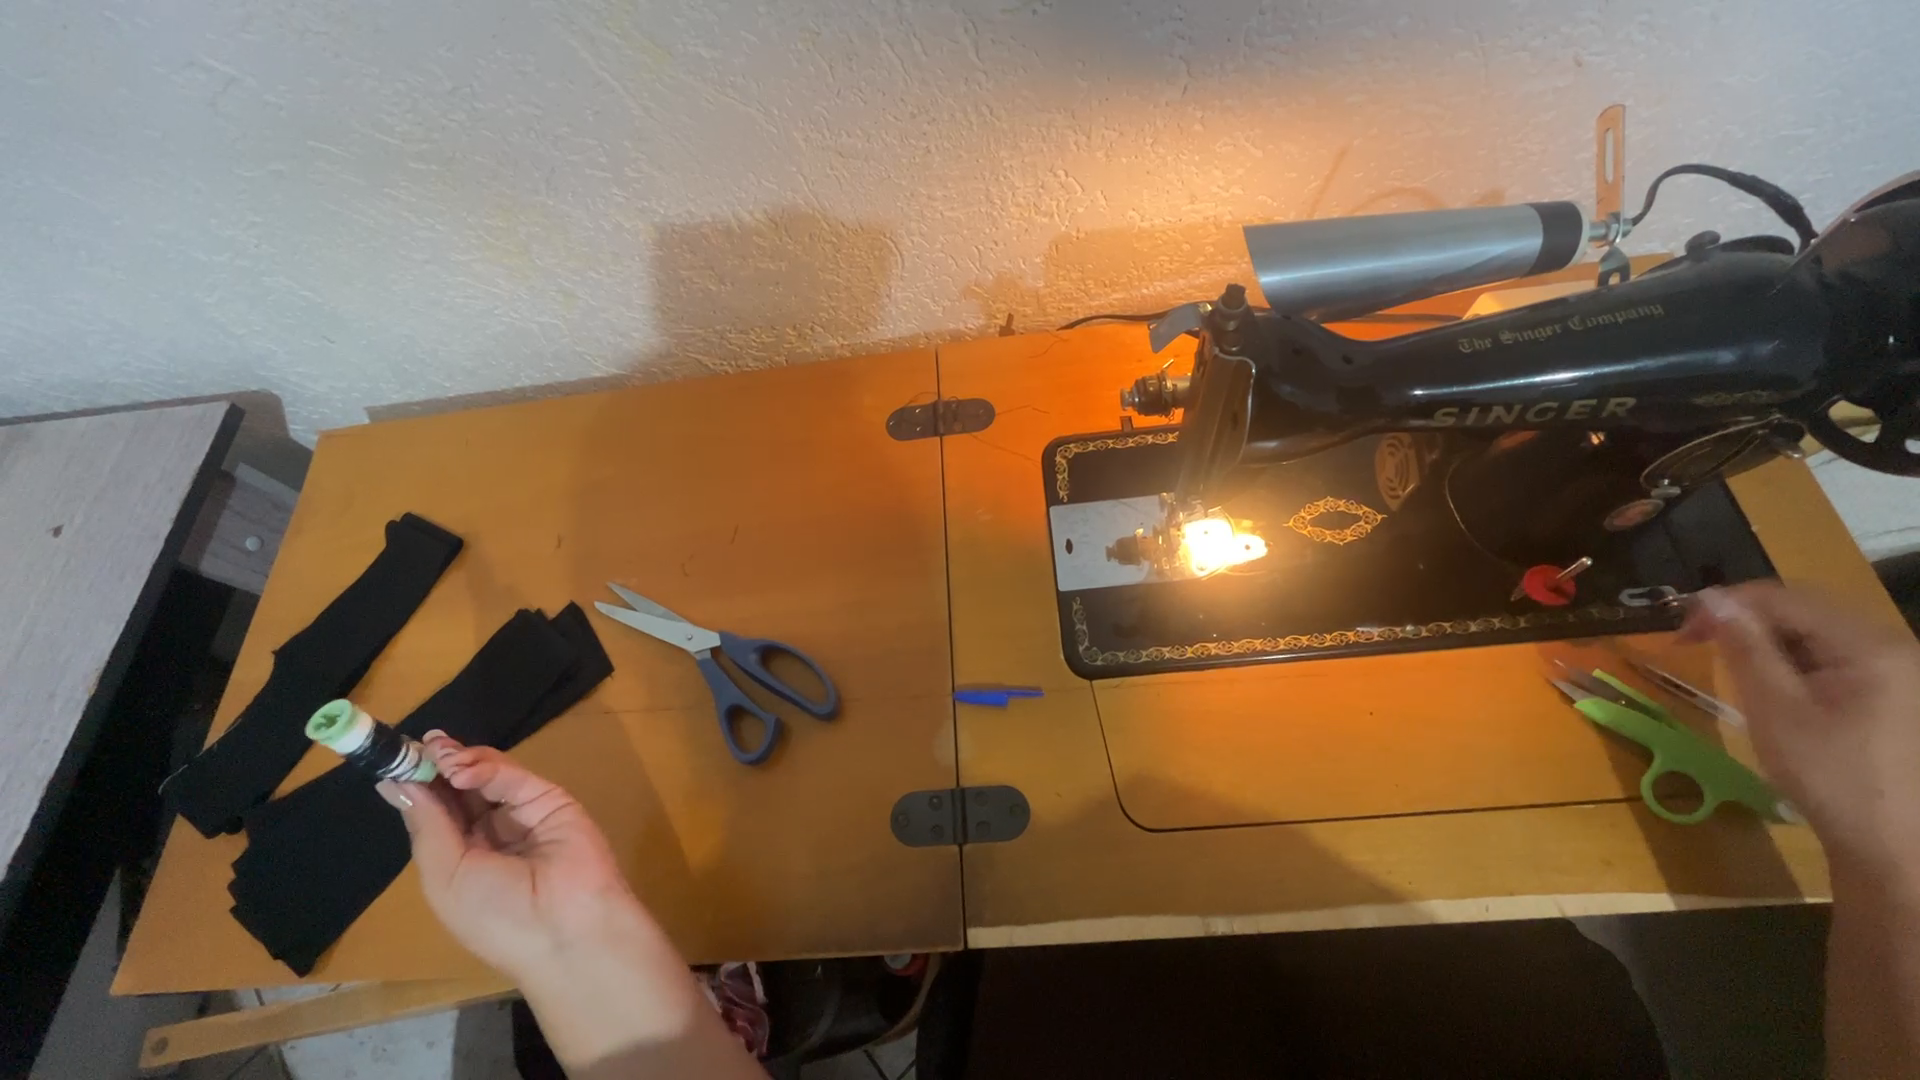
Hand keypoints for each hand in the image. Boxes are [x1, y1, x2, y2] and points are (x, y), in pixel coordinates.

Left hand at [376, 732, 651, 981]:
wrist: (566, 925)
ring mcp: (521, 813)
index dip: (418, 787)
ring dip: (459, 762)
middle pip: (460, 790)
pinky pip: (514, 778)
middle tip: (416, 744)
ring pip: (487, 777)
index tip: (394, 758)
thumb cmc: (494, 915)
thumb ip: (427, 825)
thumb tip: (394, 784)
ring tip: (438, 753)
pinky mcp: (550, 798)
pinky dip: (487, 769)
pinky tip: (461, 770)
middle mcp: (490, 833)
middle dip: (437, 766)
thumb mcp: (446, 877)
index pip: (437, 813)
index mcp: (461, 859)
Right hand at [1684, 584, 1919, 876]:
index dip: (1723, 604)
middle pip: (1802, 608)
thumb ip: (1744, 646)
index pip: (1782, 596)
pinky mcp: (1896, 688)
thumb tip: (1709, 598)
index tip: (1678, 631)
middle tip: (1694, 644)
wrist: (1893, 842)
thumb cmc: (1828, 774)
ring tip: (1730, 667)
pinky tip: (1772, 686)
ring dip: (1764, 639)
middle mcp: (1893, 645)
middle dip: (1742, 618)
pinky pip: (1833, 653)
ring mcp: (1899, 668)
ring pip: (1815, 630)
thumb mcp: (1774, 707)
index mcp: (1869, 646)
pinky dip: (1791, 658)